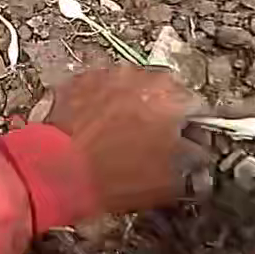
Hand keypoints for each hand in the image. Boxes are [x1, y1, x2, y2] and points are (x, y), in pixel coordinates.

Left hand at [43, 65, 203, 213]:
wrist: (57, 169)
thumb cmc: (115, 177)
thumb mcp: (168, 181)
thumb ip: (191, 161)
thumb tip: (197, 154)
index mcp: (172, 98)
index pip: (197, 106)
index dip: (193, 127)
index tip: (187, 141)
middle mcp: (144, 75)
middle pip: (164, 89)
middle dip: (162, 110)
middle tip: (152, 136)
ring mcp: (110, 72)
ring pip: (132, 85)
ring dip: (131, 102)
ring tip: (118, 130)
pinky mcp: (83, 76)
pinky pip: (102, 85)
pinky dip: (103, 99)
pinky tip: (95, 123)